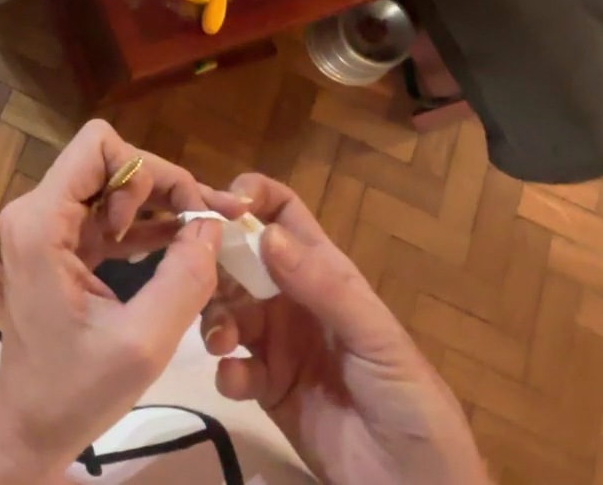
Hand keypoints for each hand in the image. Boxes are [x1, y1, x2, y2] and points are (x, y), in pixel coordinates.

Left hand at [0, 120, 226, 482]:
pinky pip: (110, 215)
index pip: (97, 146)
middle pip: (110, 162)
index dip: (146, 169)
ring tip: (209, 228)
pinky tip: (186, 241)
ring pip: (114, 185)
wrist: (29, 424)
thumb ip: (184, 279)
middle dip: (162, 185)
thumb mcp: (142, 343)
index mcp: (41, 221)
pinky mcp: (62, 244)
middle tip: (209, 222)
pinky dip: (147, 224)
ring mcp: (48, 226)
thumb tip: (213, 226)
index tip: (176, 216)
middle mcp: (38, 210)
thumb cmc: (75, 390)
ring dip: (160, 203)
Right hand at [202, 173, 488, 484]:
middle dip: (215, 259)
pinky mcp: (266, 387)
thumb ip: (324, 288)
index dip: (251, 197)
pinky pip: (232, 364)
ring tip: (221, 344)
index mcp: (326, 275)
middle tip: (192, 272)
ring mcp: (278, 343)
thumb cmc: (411, 406)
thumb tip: (265, 233)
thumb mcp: (378, 342)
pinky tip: (237, 382)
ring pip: (227, 308)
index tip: (217, 204)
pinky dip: (226, 369)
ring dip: (214, 317)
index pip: (283, 214)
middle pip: (241, 257)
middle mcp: (295, 299)